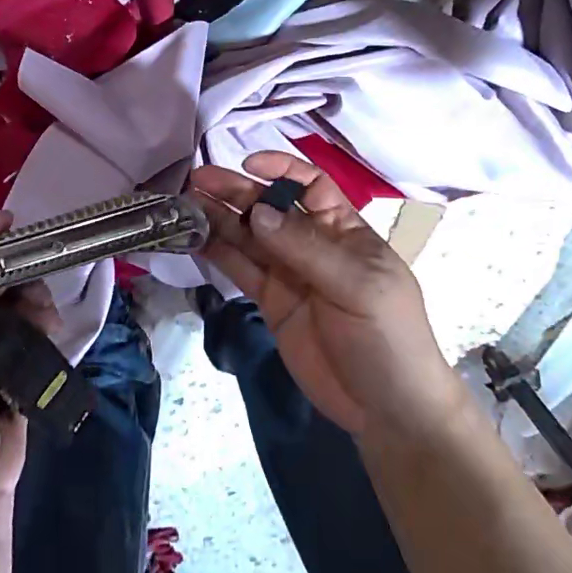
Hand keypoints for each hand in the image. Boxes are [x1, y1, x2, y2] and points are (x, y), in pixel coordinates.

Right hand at [190, 152, 467, 440]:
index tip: (247, 164)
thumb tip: (257, 212)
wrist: (386, 408)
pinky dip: (217, 254)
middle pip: (270, 209)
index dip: (280, 170)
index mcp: (344, 229)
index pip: (311, 185)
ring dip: (219, 219)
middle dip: (236, 192)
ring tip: (184, 205)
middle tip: (197, 181)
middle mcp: (313, 244)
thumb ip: (305, 248)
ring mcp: (290, 274)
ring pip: (249, 238)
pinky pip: (241, 270)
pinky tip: (193, 238)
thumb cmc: (387, 335)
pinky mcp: (271, 303)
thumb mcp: (357, 285)